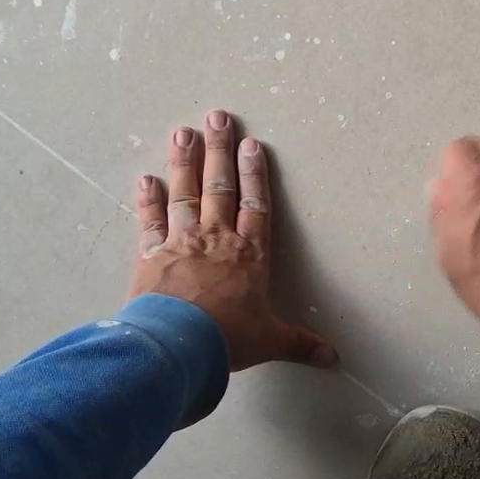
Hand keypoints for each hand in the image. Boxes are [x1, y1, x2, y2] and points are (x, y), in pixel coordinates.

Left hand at [131, 110, 337, 371]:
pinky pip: (151, 221)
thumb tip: (334, 359)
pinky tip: (146, 178)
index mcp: (250, 254)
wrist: (180, 344)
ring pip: (185, 194)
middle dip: (220, 151)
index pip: (256, 205)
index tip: (252, 145)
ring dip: (184, 162)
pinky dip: (148, 200)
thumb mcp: (271, 340)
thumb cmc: (230, 337)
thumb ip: (300, 344)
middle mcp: (217, 239)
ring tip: (183, 132)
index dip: (255, 174)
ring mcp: (182, 242)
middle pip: (220, 187)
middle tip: (217, 118)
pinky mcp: (152, 254)